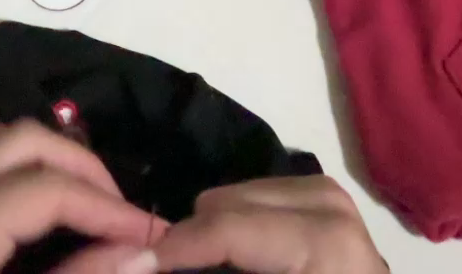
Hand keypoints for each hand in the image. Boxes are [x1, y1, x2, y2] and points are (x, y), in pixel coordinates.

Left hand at [0, 119, 162, 273]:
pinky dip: (9, 159)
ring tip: (84, 197)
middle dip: (82, 168)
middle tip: (122, 213)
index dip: (107, 207)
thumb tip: (144, 252)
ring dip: (45, 155)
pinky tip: (28, 193)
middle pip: (24, 140)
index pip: (47, 189)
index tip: (154, 232)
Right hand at [150, 176, 387, 273]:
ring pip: (237, 196)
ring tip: (208, 271)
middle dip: (194, 244)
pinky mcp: (327, 203)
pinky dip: (239, 229)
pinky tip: (237, 258)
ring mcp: (331, 200)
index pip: (229, 230)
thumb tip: (149, 264)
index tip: (129, 265)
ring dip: (215, 236)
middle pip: (227, 205)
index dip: (175, 249)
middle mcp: (331, 209)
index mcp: (325, 245)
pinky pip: (258, 199)